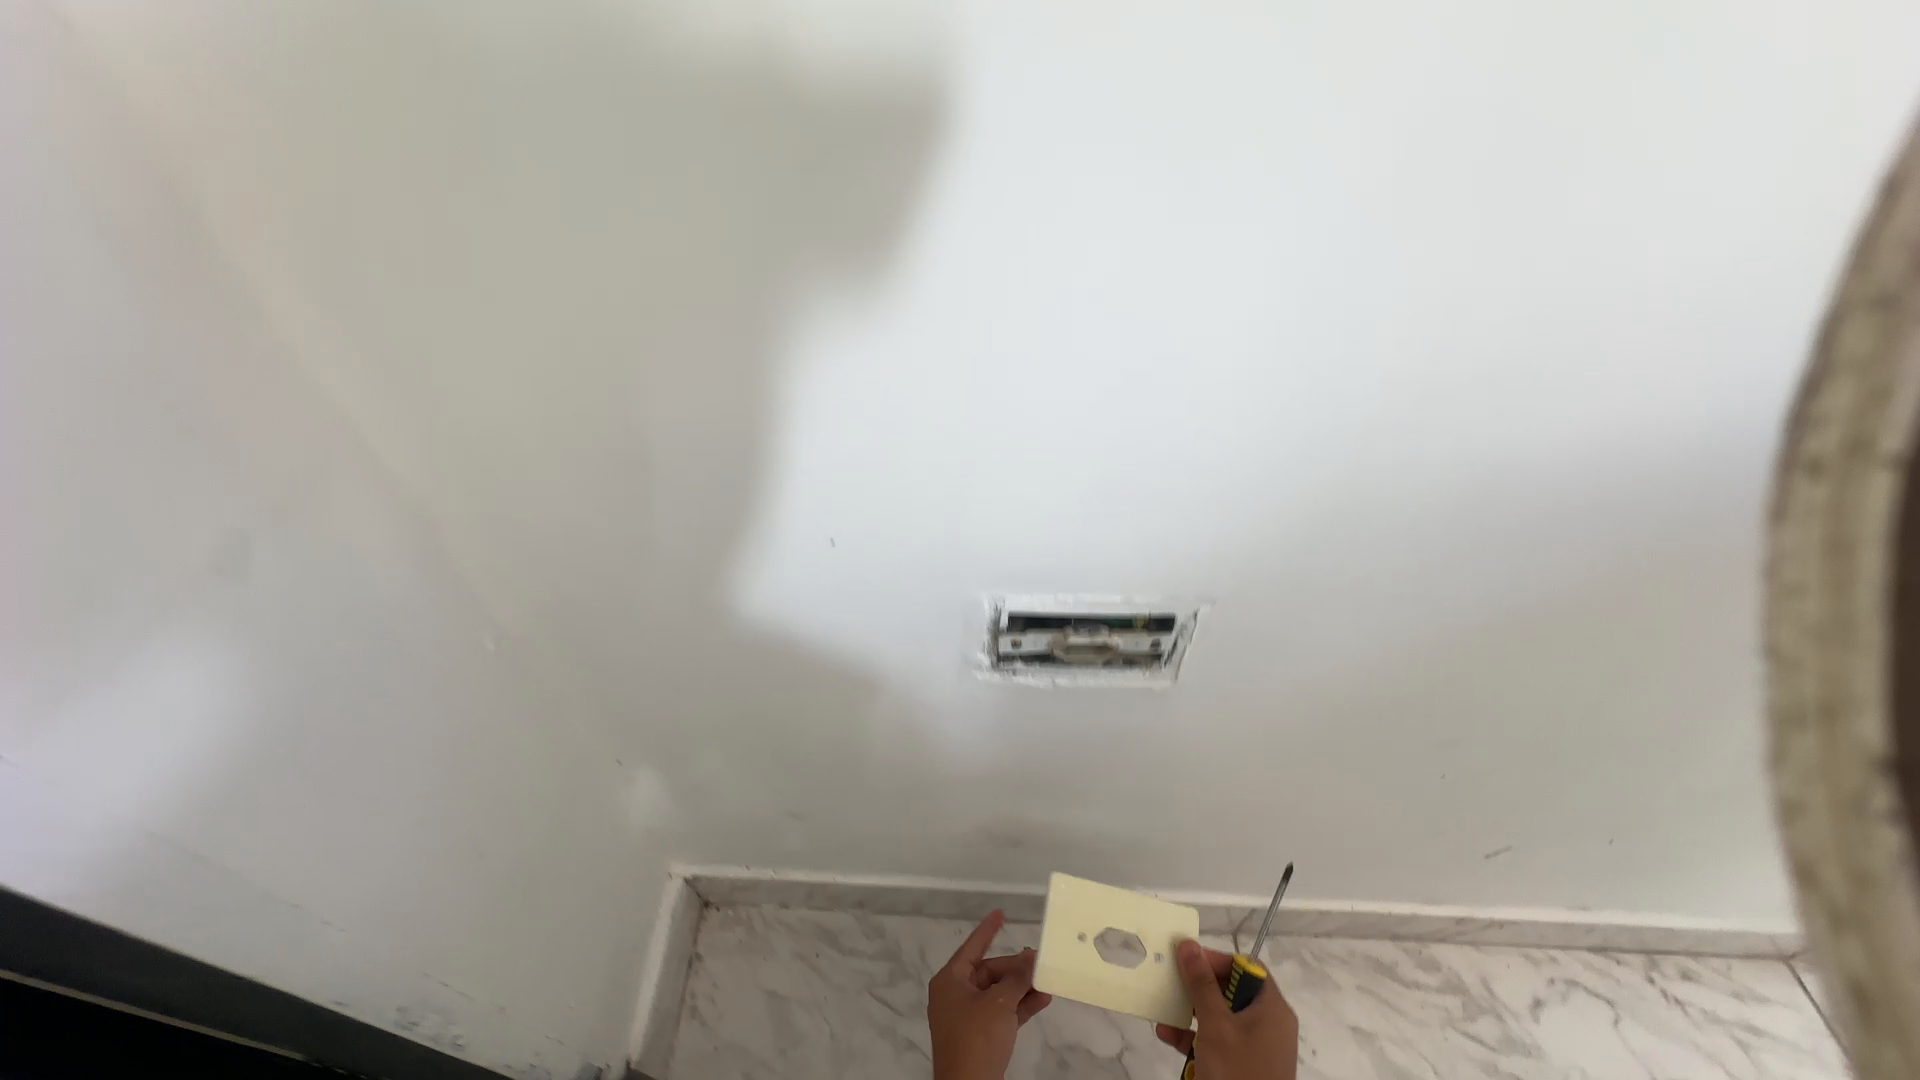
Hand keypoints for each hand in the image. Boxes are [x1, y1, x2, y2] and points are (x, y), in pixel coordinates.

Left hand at [928, 910, 1052, 1079]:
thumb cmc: (976, 1037)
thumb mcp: (999, 1003)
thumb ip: (1017, 978)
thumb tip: (1031, 959)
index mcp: (950, 980)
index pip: (972, 946)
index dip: (988, 929)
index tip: (1001, 912)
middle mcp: (956, 995)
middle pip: (989, 971)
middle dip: (1015, 967)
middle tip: (1040, 962)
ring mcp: (967, 1017)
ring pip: (998, 993)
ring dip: (1022, 987)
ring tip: (1047, 980)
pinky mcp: (980, 1036)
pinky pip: (1002, 1012)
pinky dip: (1020, 1006)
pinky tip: (1043, 999)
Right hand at [1155, 940, 1297, 1079]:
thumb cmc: (1238, 1070)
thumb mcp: (1215, 1024)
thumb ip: (1201, 983)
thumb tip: (1188, 944)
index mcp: (1271, 1008)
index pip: (1247, 967)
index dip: (1217, 959)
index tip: (1188, 960)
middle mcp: (1267, 1023)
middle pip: (1230, 991)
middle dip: (1196, 987)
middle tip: (1170, 981)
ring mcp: (1255, 1047)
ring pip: (1219, 1016)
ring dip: (1189, 1013)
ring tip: (1163, 1011)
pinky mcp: (1241, 1065)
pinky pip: (1216, 1040)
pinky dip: (1193, 1037)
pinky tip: (1168, 1036)